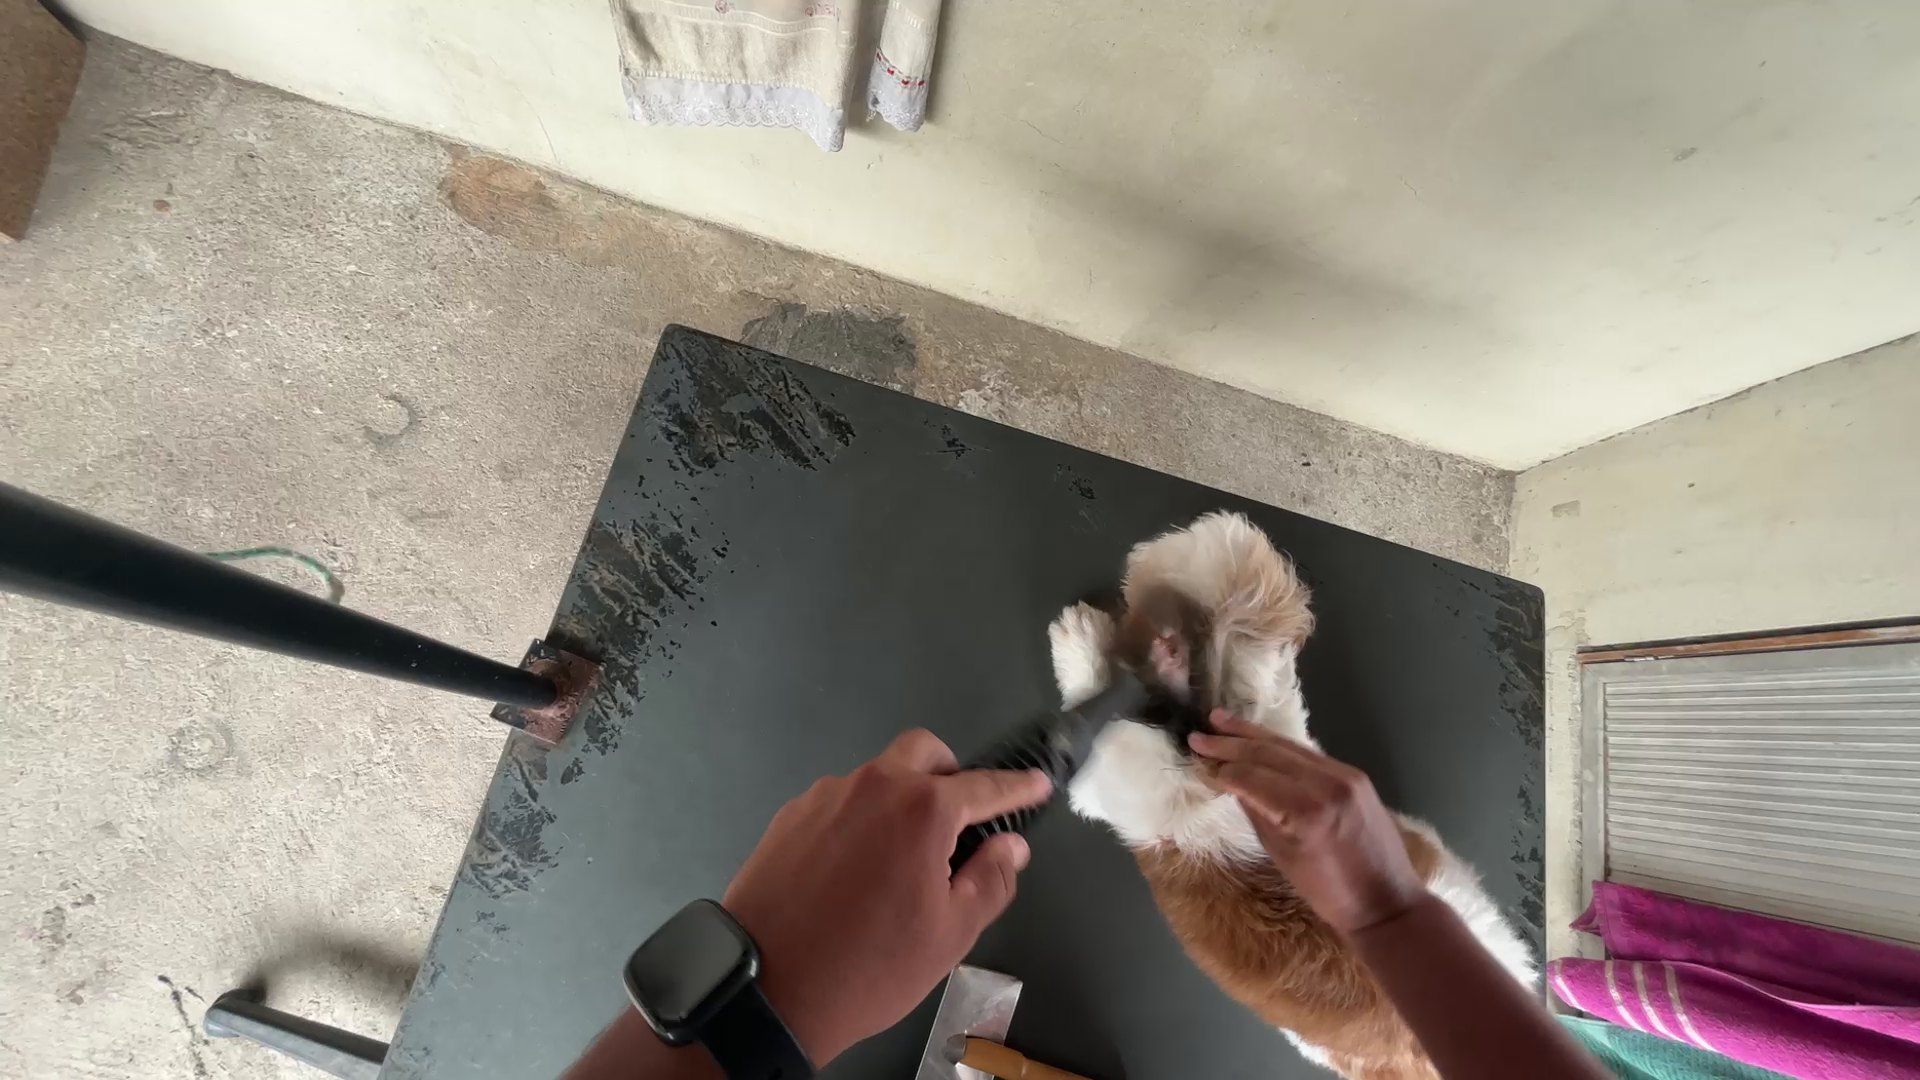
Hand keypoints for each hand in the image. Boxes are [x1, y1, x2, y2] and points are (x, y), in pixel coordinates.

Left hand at [721, 729, 1050, 1065]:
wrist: (764, 989)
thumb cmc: (869, 965)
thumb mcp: (948, 935)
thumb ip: (990, 879)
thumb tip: (1009, 845)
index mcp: (922, 809)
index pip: (985, 787)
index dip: (1017, 786)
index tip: (1037, 783)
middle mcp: (875, 784)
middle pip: (924, 750)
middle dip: (950, 772)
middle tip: (956, 817)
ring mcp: (829, 792)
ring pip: (879, 774)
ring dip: (900, 797)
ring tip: (896, 858)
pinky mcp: (793, 811)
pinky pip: (843, 799)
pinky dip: (861, 817)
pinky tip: (852, 867)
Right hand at [1188, 711, 1424, 933]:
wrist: (1389, 903)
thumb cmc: (1328, 892)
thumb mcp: (1281, 854)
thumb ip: (1255, 809)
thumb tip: (1228, 782)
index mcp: (1306, 811)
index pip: (1251, 777)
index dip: (1221, 770)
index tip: (1197, 764)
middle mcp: (1326, 783)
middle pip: (1267, 753)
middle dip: (1229, 744)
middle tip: (1197, 737)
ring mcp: (1343, 775)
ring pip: (1286, 745)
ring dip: (1250, 734)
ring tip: (1219, 720)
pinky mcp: (1352, 774)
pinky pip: (1306, 754)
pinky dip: (1277, 746)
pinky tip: (1256, 738)